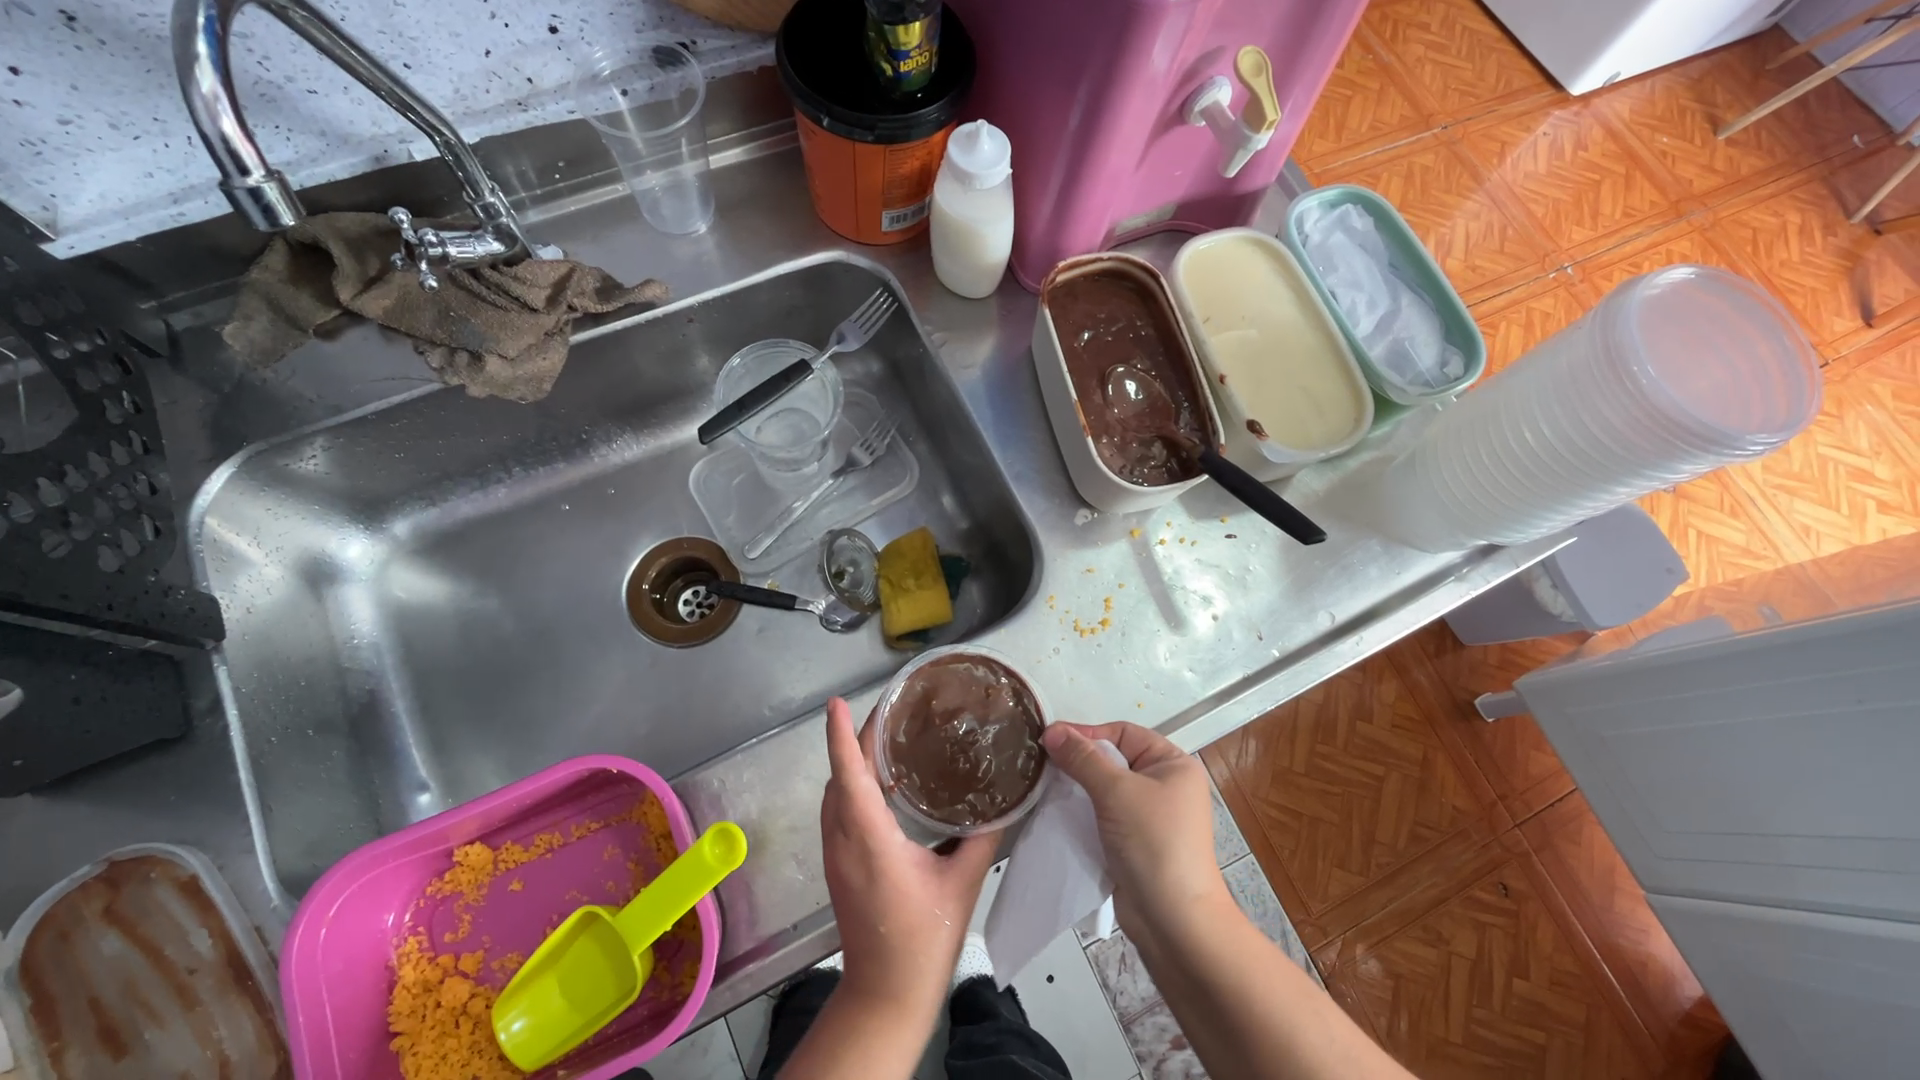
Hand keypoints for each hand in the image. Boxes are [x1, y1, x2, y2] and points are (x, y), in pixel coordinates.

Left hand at [819, 697, 1000, 1009]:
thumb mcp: (962, 883)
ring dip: (851, 764)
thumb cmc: (923, 939)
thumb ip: (982, 838)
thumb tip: (1004, 801)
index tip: (836, 703)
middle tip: (888, 714)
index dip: (842, 734)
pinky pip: (838, 813)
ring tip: (886, 741)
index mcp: (869, 838)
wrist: (886, 993)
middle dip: (853, 740)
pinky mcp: (838, 867)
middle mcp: (843, 840)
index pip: (849, 773)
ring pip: (834, 796)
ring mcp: (836, 855)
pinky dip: (852, 788)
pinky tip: (884, 787)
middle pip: (838, 777)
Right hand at [1040, 721, 1226, 933]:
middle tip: (1042, 763)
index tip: (1049, 740)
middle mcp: (1165, 785)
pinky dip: (1083, 813)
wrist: (1172, 918)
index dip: (1088, 733)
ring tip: (1044, 786)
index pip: (1124, 733)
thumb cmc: (1153, 843)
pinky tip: (1057, 812)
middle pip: (1113, 759)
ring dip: (1077, 788)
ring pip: (1105, 790)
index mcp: (1174, 764)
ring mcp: (1150, 817)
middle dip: (1079, 761)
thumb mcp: (1116, 791)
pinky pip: (1103, 816)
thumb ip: (1083, 759)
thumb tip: (1053, 731)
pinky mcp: (1134, 843)